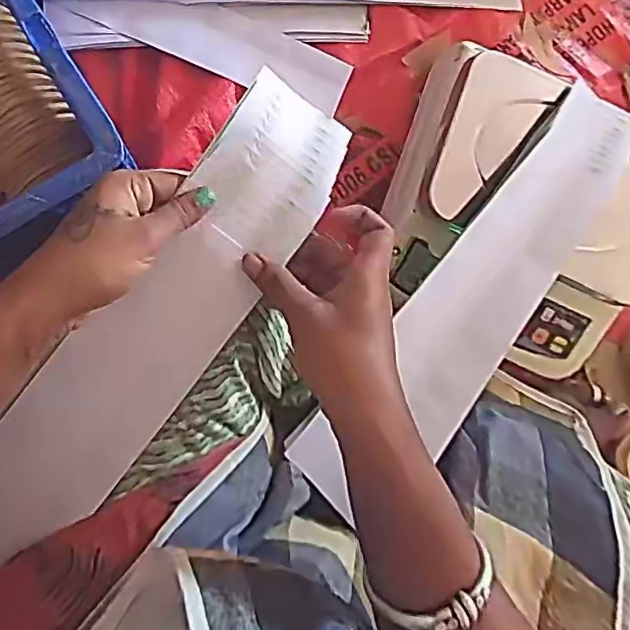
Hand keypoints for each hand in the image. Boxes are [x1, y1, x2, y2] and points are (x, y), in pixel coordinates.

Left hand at [23, 170, 215, 325]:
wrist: (49, 301)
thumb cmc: (96, 264)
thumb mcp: (146, 238)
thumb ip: (178, 215)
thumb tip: (207, 194)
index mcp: (123, 184)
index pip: (171, 180)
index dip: (196, 195)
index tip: (225, 212)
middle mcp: (115, 196)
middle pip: (162, 200)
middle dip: (185, 217)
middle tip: (218, 234)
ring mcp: (109, 222)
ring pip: (152, 222)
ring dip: (171, 236)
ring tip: (202, 250)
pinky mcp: (107, 245)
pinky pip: (139, 240)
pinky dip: (155, 249)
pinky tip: (173, 263)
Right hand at [242, 206, 401, 427]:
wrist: (366, 414)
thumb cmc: (346, 361)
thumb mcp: (305, 315)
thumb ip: (278, 284)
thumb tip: (254, 260)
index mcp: (367, 274)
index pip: (375, 229)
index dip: (354, 215)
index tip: (323, 218)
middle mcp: (364, 286)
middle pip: (340, 252)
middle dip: (307, 247)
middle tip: (274, 246)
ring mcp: (355, 308)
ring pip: (327, 275)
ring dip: (298, 271)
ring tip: (265, 270)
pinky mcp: (344, 328)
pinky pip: (322, 297)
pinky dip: (300, 292)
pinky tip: (274, 296)